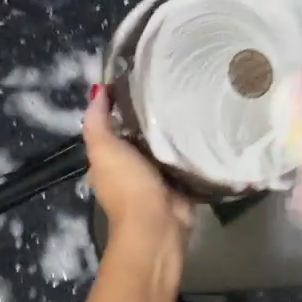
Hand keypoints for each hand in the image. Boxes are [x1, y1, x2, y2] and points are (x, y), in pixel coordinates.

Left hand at [82, 85, 191, 252]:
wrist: (157, 224)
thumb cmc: (127, 184)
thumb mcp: (104, 148)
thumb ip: (97, 120)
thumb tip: (97, 88)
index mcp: (108, 160)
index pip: (114, 126)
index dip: (122, 104)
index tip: (141, 77)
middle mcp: (131, 167)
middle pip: (141, 134)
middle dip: (153, 114)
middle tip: (174, 83)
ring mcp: (156, 176)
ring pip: (164, 145)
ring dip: (174, 129)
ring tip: (192, 97)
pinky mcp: (180, 182)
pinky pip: (185, 157)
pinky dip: (191, 145)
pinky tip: (204, 124)